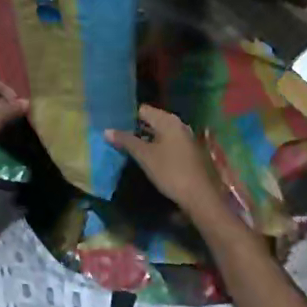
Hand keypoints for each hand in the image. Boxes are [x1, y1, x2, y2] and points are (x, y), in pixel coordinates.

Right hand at [106, 106, 228, 222]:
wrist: (200, 197)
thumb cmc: (170, 171)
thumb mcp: (145, 156)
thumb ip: (126, 141)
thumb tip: (107, 130)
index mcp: (168, 120)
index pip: (142, 110)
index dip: (127, 116)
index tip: (112, 124)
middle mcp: (178, 124)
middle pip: (151, 120)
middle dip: (134, 128)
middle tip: (116, 136)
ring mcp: (184, 138)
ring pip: (159, 133)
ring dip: (145, 138)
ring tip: (126, 146)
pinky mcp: (187, 152)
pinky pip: (167, 143)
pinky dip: (155, 146)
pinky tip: (145, 156)